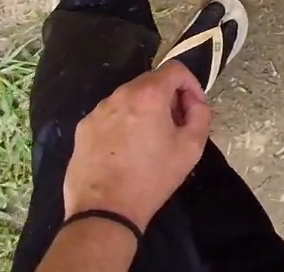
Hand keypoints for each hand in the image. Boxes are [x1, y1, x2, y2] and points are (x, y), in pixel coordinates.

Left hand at [64, 62, 211, 229]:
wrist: (103, 213)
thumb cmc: (151, 178)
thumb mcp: (191, 148)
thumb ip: (201, 115)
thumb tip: (194, 104)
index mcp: (149, 94)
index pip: (176, 69)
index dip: (191, 85)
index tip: (194, 108)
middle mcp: (121, 94)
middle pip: (151, 82)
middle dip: (168, 98)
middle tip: (174, 126)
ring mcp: (98, 111)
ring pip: (129, 99)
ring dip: (144, 111)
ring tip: (148, 142)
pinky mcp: (83, 129)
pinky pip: (110, 117)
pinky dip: (122, 125)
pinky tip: (124, 152)